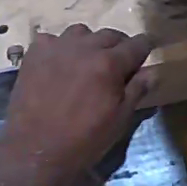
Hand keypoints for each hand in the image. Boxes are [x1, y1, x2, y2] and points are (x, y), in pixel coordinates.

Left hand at [0, 25, 152, 179]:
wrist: (33, 153)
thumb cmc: (83, 140)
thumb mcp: (119, 119)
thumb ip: (137, 90)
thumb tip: (153, 71)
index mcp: (110, 63)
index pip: (138, 43)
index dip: (144, 50)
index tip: (143, 59)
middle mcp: (86, 48)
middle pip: (111, 34)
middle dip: (118, 47)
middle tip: (114, 67)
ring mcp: (58, 48)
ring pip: (82, 32)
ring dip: (88, 43)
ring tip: (84, 62)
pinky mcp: (34, 55)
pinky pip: (51, 39)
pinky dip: (58, 47)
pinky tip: (57, 64)